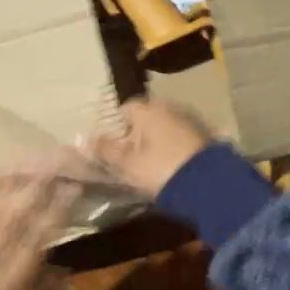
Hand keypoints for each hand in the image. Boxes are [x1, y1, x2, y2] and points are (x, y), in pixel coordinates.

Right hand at [85, 97, 213, 195]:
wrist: (207, 183)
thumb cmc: (160, 168)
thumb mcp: (127, 163)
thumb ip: (105, 150)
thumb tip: (82, 139)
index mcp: (148, 109)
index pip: (126, 107)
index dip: (118, 125)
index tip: (116, 144)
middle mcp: (169, 107)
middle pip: (147, 115)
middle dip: (139, 131)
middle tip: (133, 154)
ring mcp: (190, 119)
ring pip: (166, 124)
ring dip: (158, 137)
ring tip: (153, 160)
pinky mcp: (205, 134)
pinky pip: (182, 135)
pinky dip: (175, 144)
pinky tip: (173, 161)